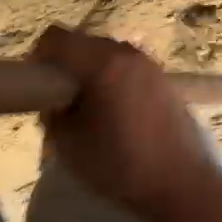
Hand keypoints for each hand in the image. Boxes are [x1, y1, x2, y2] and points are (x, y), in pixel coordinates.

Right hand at [31, 26, 221, 217]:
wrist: (183, 184)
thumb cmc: (122, 166)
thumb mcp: (70, 147)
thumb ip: (53, 116)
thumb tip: (54, 103)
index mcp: (102, 64)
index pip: (57, 37)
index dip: (39, 56)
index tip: (37, 85)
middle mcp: (126, 53)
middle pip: (83, 42)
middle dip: (66, 65)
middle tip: (60, 100)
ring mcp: (149, 63)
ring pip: (106, 53)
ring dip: (90, 71)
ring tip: (89, 108)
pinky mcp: (164, 78)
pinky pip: (127, 67)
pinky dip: (113, 79)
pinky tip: (116, 113)